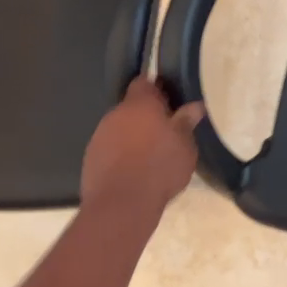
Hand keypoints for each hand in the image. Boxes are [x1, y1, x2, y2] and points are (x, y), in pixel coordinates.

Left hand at [79, 78, 204, 227]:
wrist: (121, 204)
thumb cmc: (160, 168)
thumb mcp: (185, 146)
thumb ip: (187, 123)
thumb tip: (195, 106)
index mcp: (140, 104)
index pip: (144, 82)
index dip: (156, 89)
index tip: (169, 101)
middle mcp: (116, 114)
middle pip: (132, 107)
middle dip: (146, 117)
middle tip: (165, 133)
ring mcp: (100, 136)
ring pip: (120, 128)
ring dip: (133, 137)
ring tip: (149, 156)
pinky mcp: (91, 158)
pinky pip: (110, 148)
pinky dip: (121, 155)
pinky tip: (133, 172)